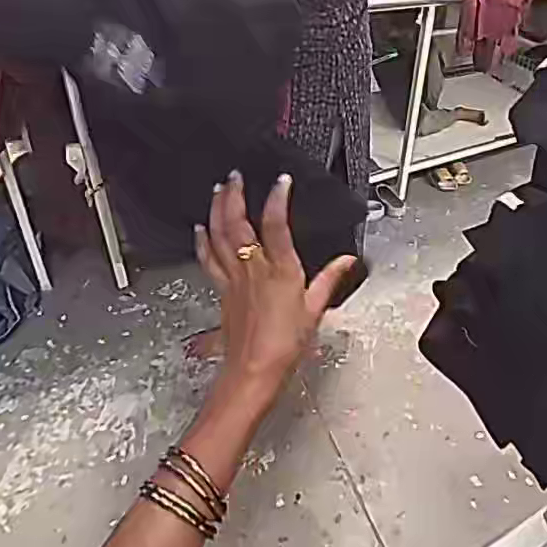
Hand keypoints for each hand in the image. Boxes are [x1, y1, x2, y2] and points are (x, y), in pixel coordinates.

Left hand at [195, 171, 357, 396]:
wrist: (253, 371)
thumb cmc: (285, 344)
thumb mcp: (315, 309)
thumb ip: (329, 279)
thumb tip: (346, 260)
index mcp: (281, 271)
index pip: (276, 224)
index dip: (277, 198)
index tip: (281, 181)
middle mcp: (253, 269)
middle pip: (238, 223)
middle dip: (235, 195)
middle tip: (235, 176)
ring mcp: (234, 278)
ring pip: (219, 235)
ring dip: (217, 209)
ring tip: (217, 190)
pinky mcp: (221, 290)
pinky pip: (208, 258)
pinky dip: (202, 240)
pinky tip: (200, 229)